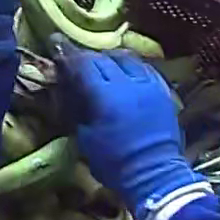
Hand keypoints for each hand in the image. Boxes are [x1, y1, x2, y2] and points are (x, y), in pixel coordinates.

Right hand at [53, 38, 201, 211]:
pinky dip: (131, 67)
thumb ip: (77, 107)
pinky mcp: (164, 91)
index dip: (67, 52)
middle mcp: (128, 83)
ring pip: (127, 58)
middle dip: (87, 57)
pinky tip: (126, 72)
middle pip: (103, 58)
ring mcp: (149, 84)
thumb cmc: (115, 164)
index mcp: (105, 96)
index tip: (55, 42)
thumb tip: (69, 88)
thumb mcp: (85, 138)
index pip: (83, 64)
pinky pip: (145, 68)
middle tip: (75, 59)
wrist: (156, 177)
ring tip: (102, 64)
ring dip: (110, 58)